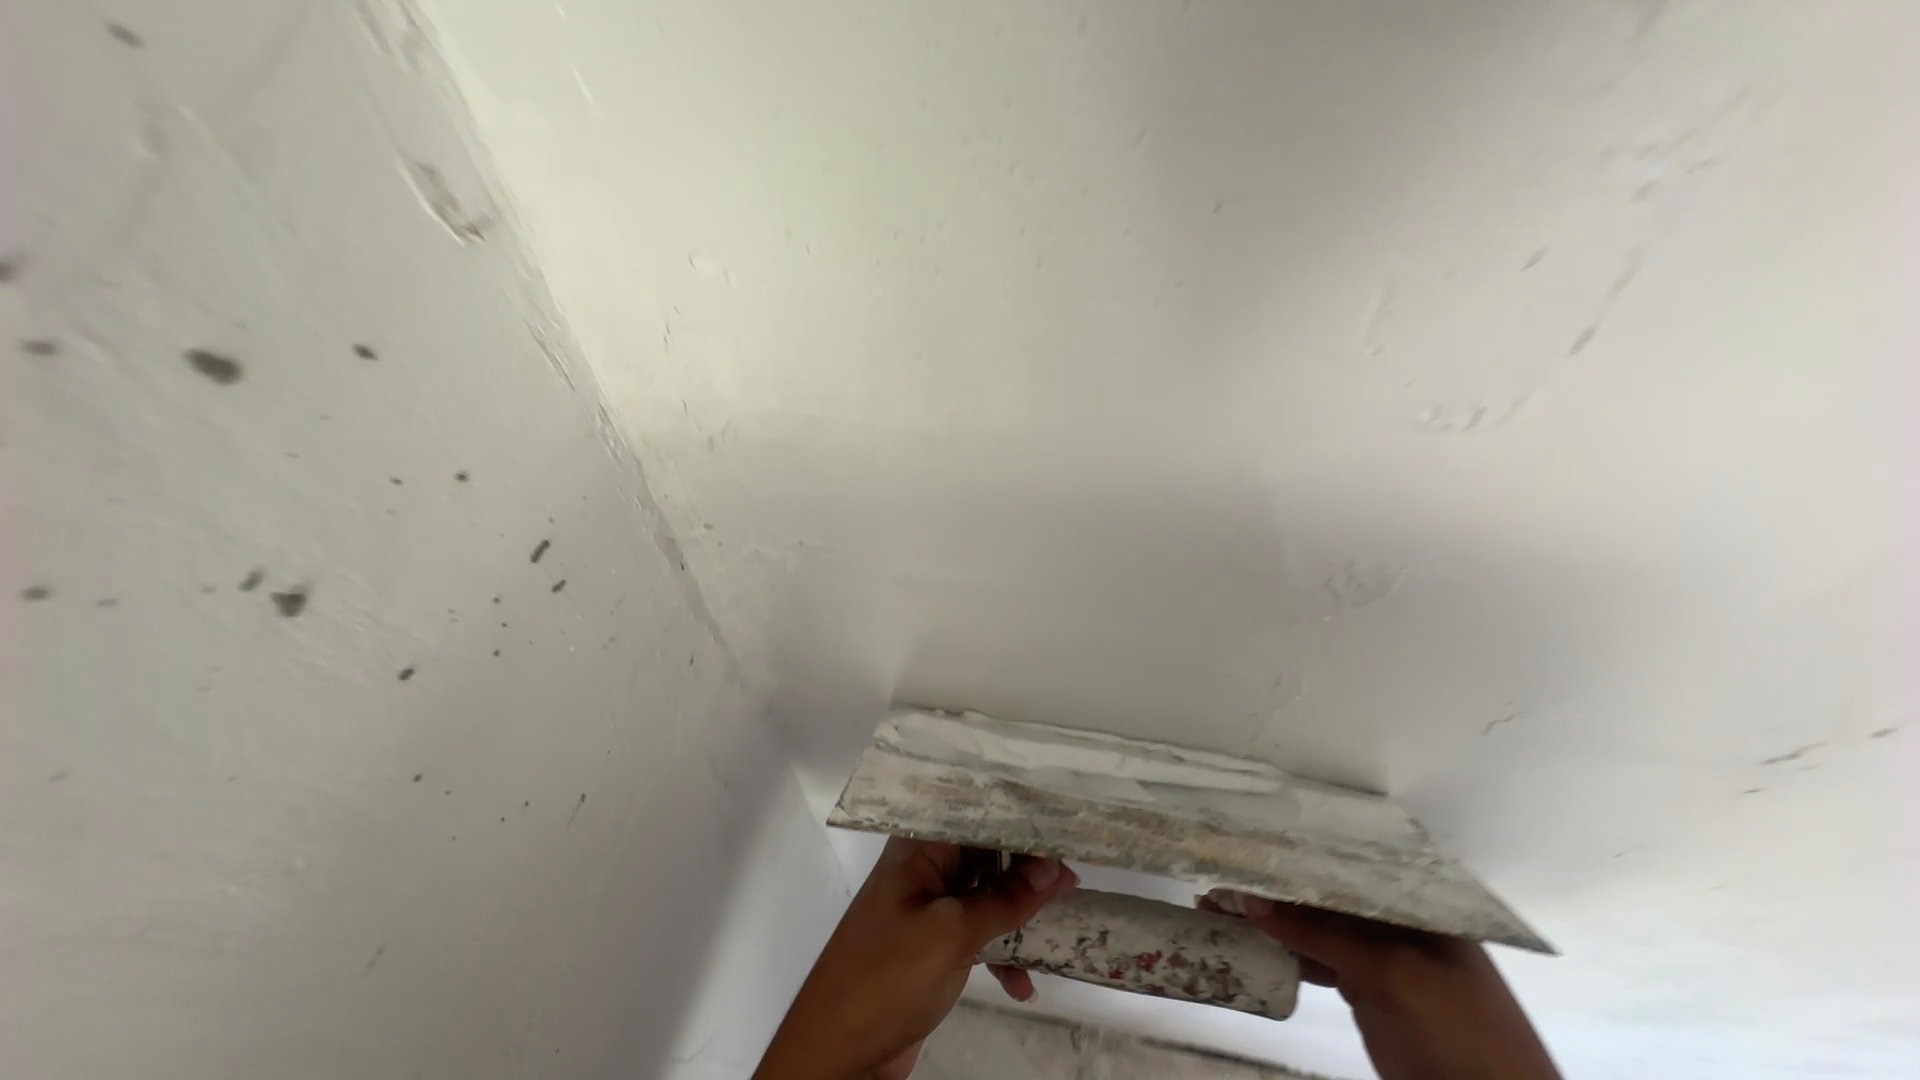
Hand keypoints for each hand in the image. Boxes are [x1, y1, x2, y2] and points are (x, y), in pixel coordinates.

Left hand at [754, 839, 1077, 1079]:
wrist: (837, 1052)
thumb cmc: (889, 975)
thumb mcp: (953, 933)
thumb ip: (1005, 900)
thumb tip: (1054, 872)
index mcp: (918, 847)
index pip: (977, 816)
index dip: (1021, 823)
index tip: (1065, 837)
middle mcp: (922, 869)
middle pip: (985, 855)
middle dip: (1027, 871)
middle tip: (1071, 884)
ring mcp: (925, 909)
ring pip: (985, 897)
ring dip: (1019, 917)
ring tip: (1058, 933)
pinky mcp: (930, 947)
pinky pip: (976, 935)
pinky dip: (1000, 954)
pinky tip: (1022, 986)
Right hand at [1201, 890, 1560, 1079]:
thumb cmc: (1459, 1030)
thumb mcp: (1390, 973)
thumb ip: (1321, 934)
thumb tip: (1249, 899)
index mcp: (1416, 901)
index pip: (1347, 864)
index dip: (1297, 854)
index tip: (1246, 842)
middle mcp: (1396, 920)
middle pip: (1325, 895)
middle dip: (1275, 887)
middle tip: (1219, 879)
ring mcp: (1381, 958)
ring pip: (1315, 928)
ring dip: (1271, 920)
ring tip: (1218, 908)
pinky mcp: (1367, 991)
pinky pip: (1316, 961)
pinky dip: (1284, 953)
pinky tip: (1250, 945)